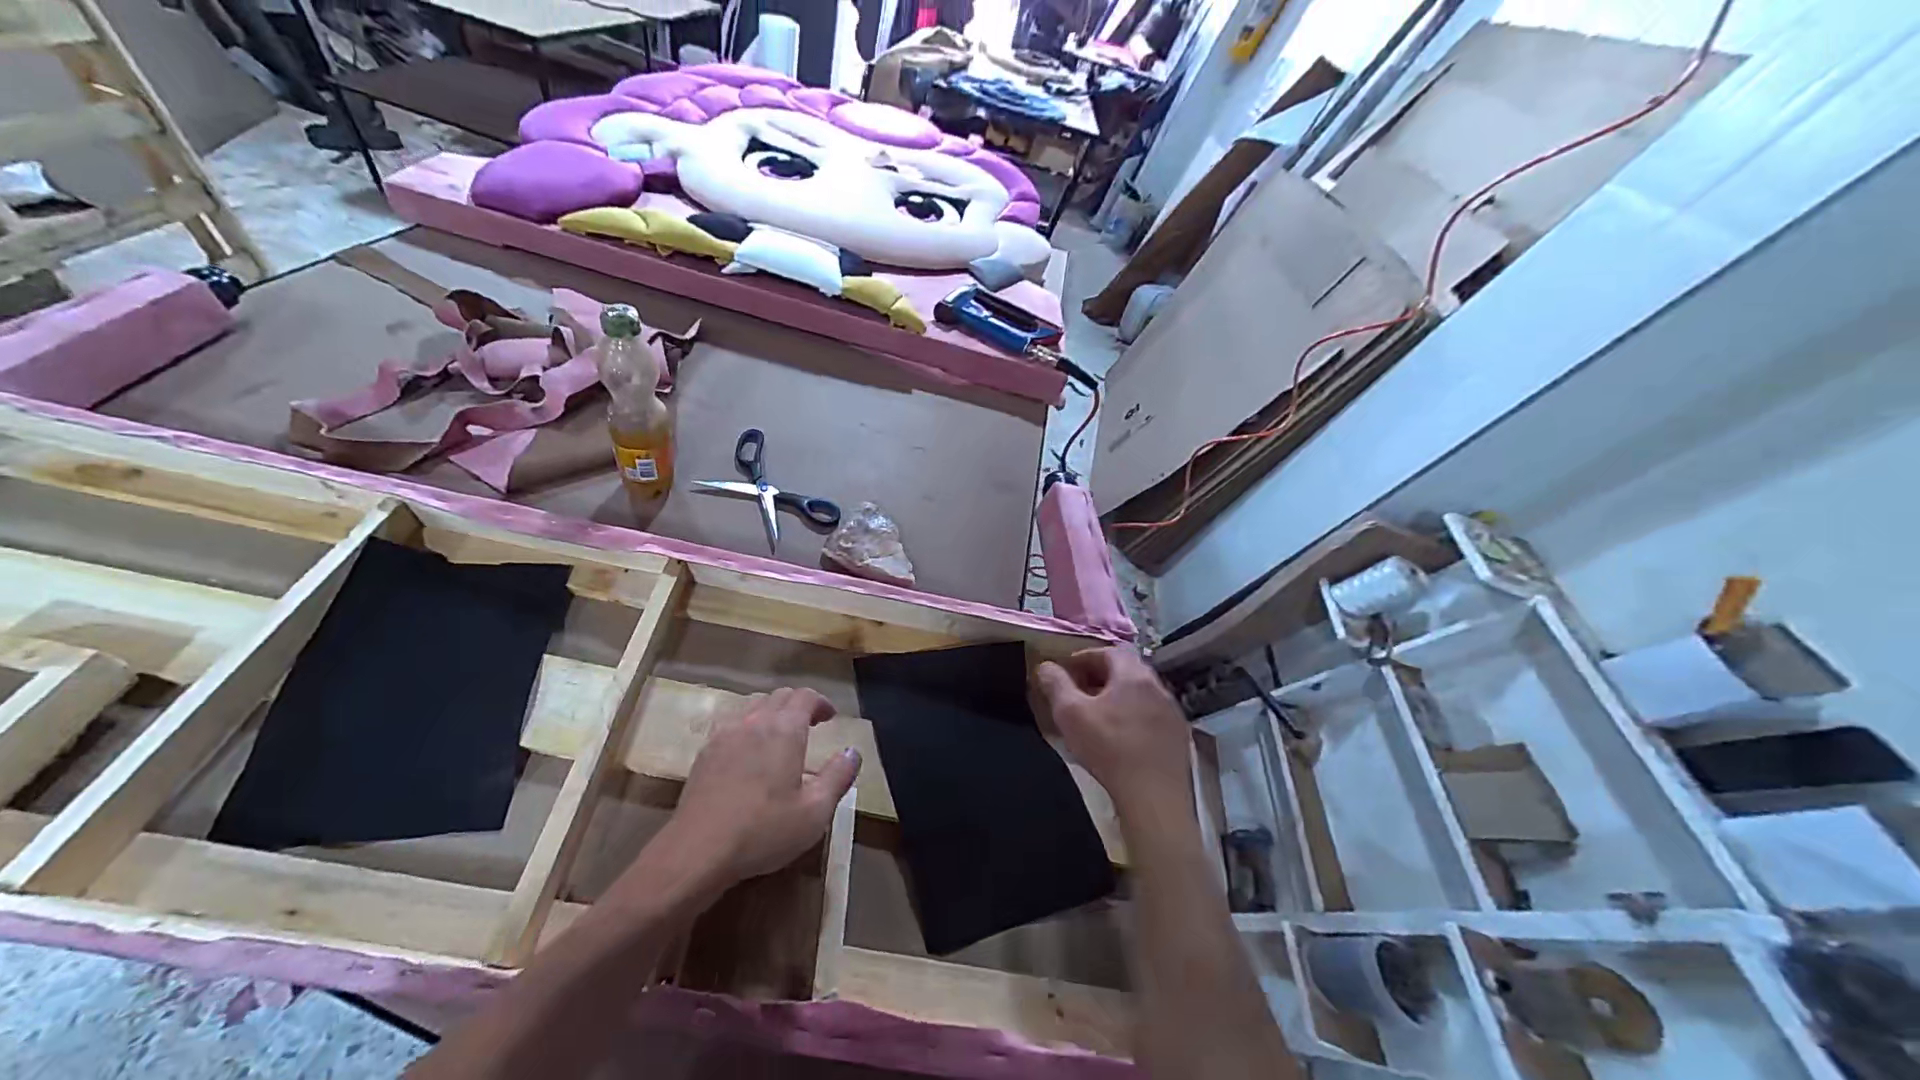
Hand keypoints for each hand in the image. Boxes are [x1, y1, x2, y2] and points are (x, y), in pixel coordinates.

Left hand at [652, 688, 860, 887]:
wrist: (697, 851)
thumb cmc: (764, 830)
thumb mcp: (816, 811)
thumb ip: (839, 776)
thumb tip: (853, 752)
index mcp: (785, 730)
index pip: (805, 697)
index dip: (821, 702)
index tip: (830, 718)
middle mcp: (754, 722)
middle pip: (779, 696)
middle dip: (799, 705)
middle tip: (811, 725)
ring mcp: (725, 734)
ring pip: (753, 705)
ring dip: (772, 712)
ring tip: (781, 736)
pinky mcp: (705, 752)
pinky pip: (732, 723)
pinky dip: (749, 725)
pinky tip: (749, 752)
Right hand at [1037, 647, 1192, 822]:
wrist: (1154, 797)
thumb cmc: (1109, 749)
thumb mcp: (1070, 714)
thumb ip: (1056, 684)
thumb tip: (1045, 666)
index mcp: (1133, 675)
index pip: (1108, 652)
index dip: (1084, 658)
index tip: (1066, 671)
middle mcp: (1158, 687)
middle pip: (1126, 670)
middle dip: (1100, 676)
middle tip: (1078, 691)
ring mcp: (1172, 712)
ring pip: (1140, 694)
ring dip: (1118, 697)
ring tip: (1097, 714)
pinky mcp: (1178, 737)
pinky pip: (1151, 716)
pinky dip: (1133, 716)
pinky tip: (1120, 737)